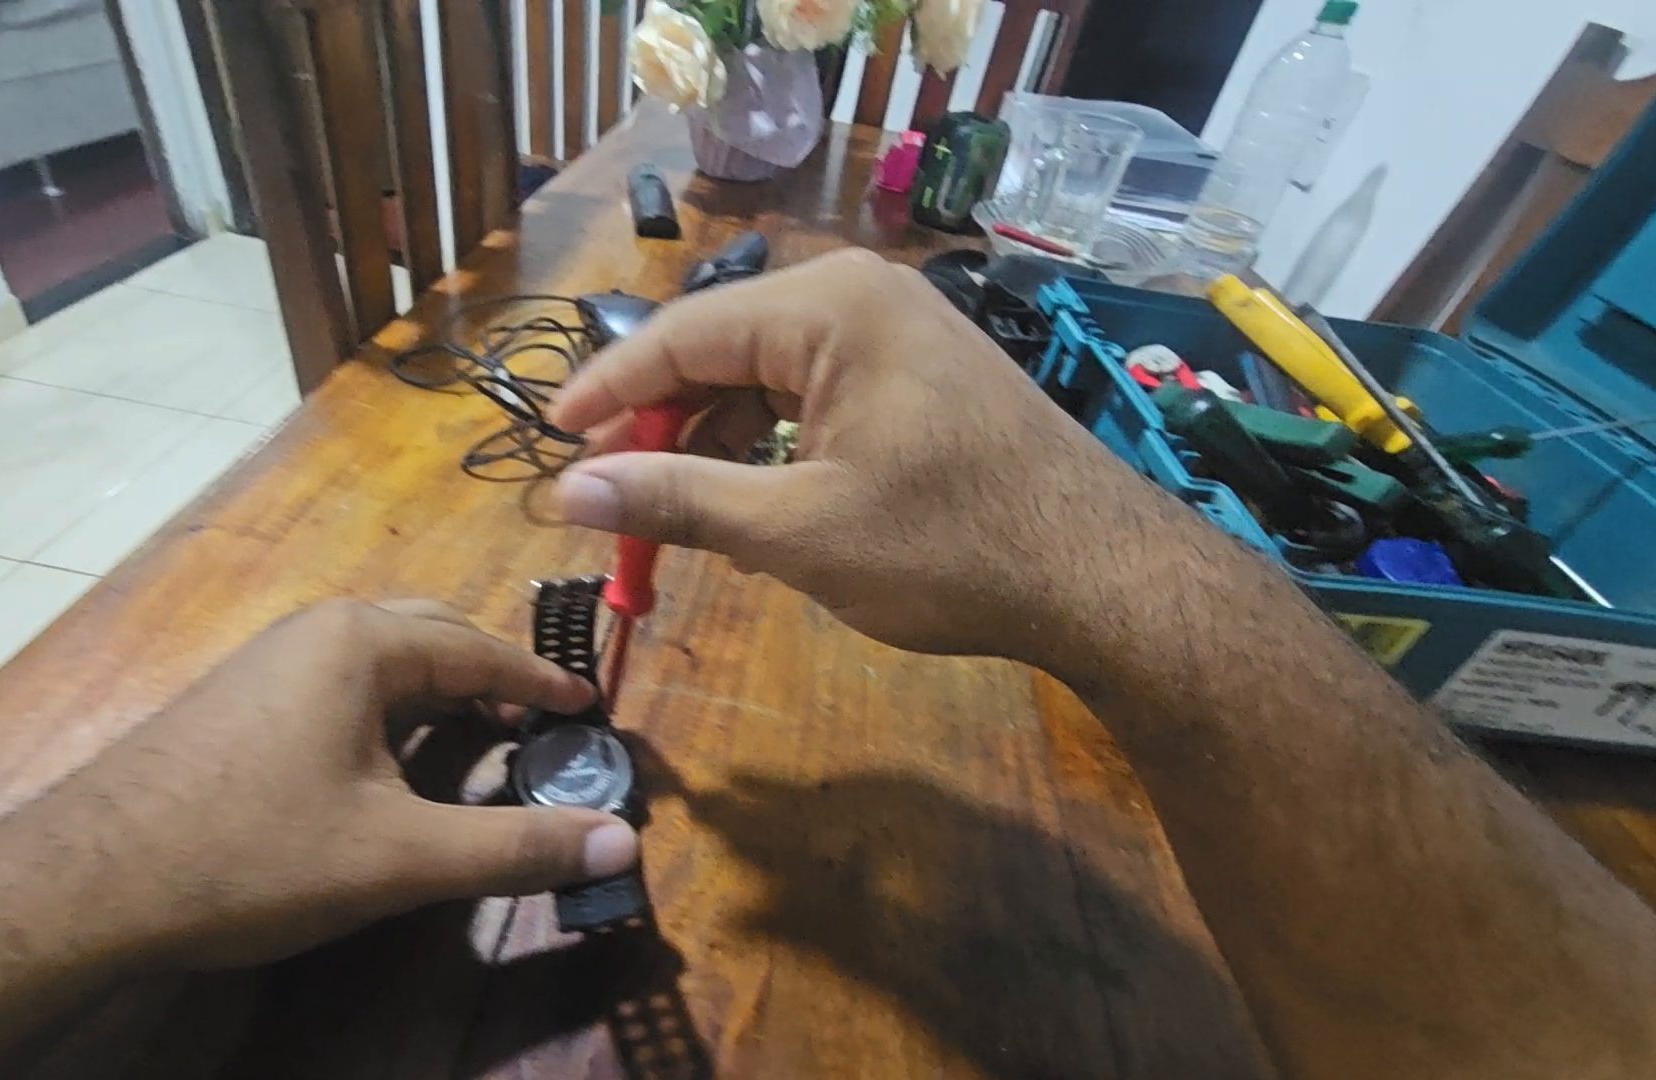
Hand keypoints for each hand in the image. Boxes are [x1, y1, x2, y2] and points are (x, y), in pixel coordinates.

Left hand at [48, 597, 640, 970]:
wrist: (68, 894)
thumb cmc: (250, 855)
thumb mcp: (398, 857)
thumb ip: (515, 846)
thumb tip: (621, 841)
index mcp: (364, 641)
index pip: (483, 651)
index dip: (543, 682)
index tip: (588, 705)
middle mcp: (322, 629)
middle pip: (439, 636)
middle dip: (495, 677)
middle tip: (536, 724)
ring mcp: (277, 657)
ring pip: (391, 655)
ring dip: (445, 687)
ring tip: (480, 733)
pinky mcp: (248, 693)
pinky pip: (349, 678)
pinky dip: (398, 702)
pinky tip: (397, 750)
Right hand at [549, 249, 1199, 681]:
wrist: (1100, 578)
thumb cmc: (947, 550)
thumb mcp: (796, 530)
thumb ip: (676, 500)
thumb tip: (570, 494)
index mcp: (829, 307)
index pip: (682, 335)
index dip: (609, 388)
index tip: (556, 436)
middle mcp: (859, 297)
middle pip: (721, 353)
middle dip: (661, 425)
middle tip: (609, 490)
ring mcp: (892, 333)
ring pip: (764, 381)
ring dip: (712, 444)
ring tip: (668, 508)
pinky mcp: (911, 376)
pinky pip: (810, 399)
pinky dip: (767, 448)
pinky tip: (743, 497)